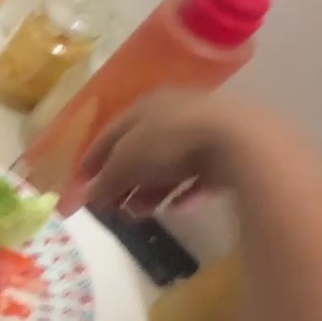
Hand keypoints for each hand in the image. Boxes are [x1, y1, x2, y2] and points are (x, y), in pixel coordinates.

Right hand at [77, 91, 298, 213]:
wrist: (240, 144)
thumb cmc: (168, 143)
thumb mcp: (123, 163)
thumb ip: (104, 180)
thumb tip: (88, 195)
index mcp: (143, 106)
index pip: (107, 136)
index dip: (91, 163)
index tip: (81, 188)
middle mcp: (172, 112)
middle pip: (138, 152)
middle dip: (122, 182)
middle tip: (111, 208)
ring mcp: (203, 130)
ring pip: (167, 165)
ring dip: (149, 191)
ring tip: (139, 214)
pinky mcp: (230, 150)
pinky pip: (199, 175)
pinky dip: (183, 192)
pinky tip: (175, 208)